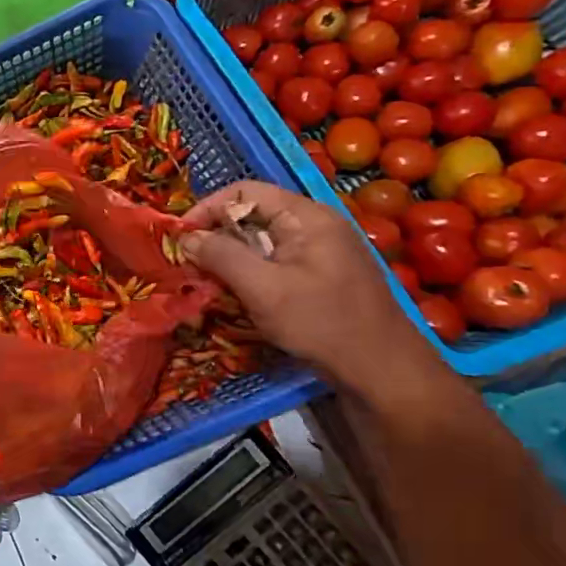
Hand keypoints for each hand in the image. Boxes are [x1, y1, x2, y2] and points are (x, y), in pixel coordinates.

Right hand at [179, 181, 435, 383]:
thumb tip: (187, 237)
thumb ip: (222, 256)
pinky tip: (238, 296)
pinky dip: (251, 273)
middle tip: (190, 264)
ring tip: (208, 282)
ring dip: (231, 257)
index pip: (245, 191)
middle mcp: (316, 225)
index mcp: (307, 216)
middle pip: (252, 214)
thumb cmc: (323, 324)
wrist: (384, 374)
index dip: (207, 209)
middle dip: (216, 235)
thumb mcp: (264, 289)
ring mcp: (322, 251)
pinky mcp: (322, 276)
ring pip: (262, 240)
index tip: (181, 238)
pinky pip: (276, 261)